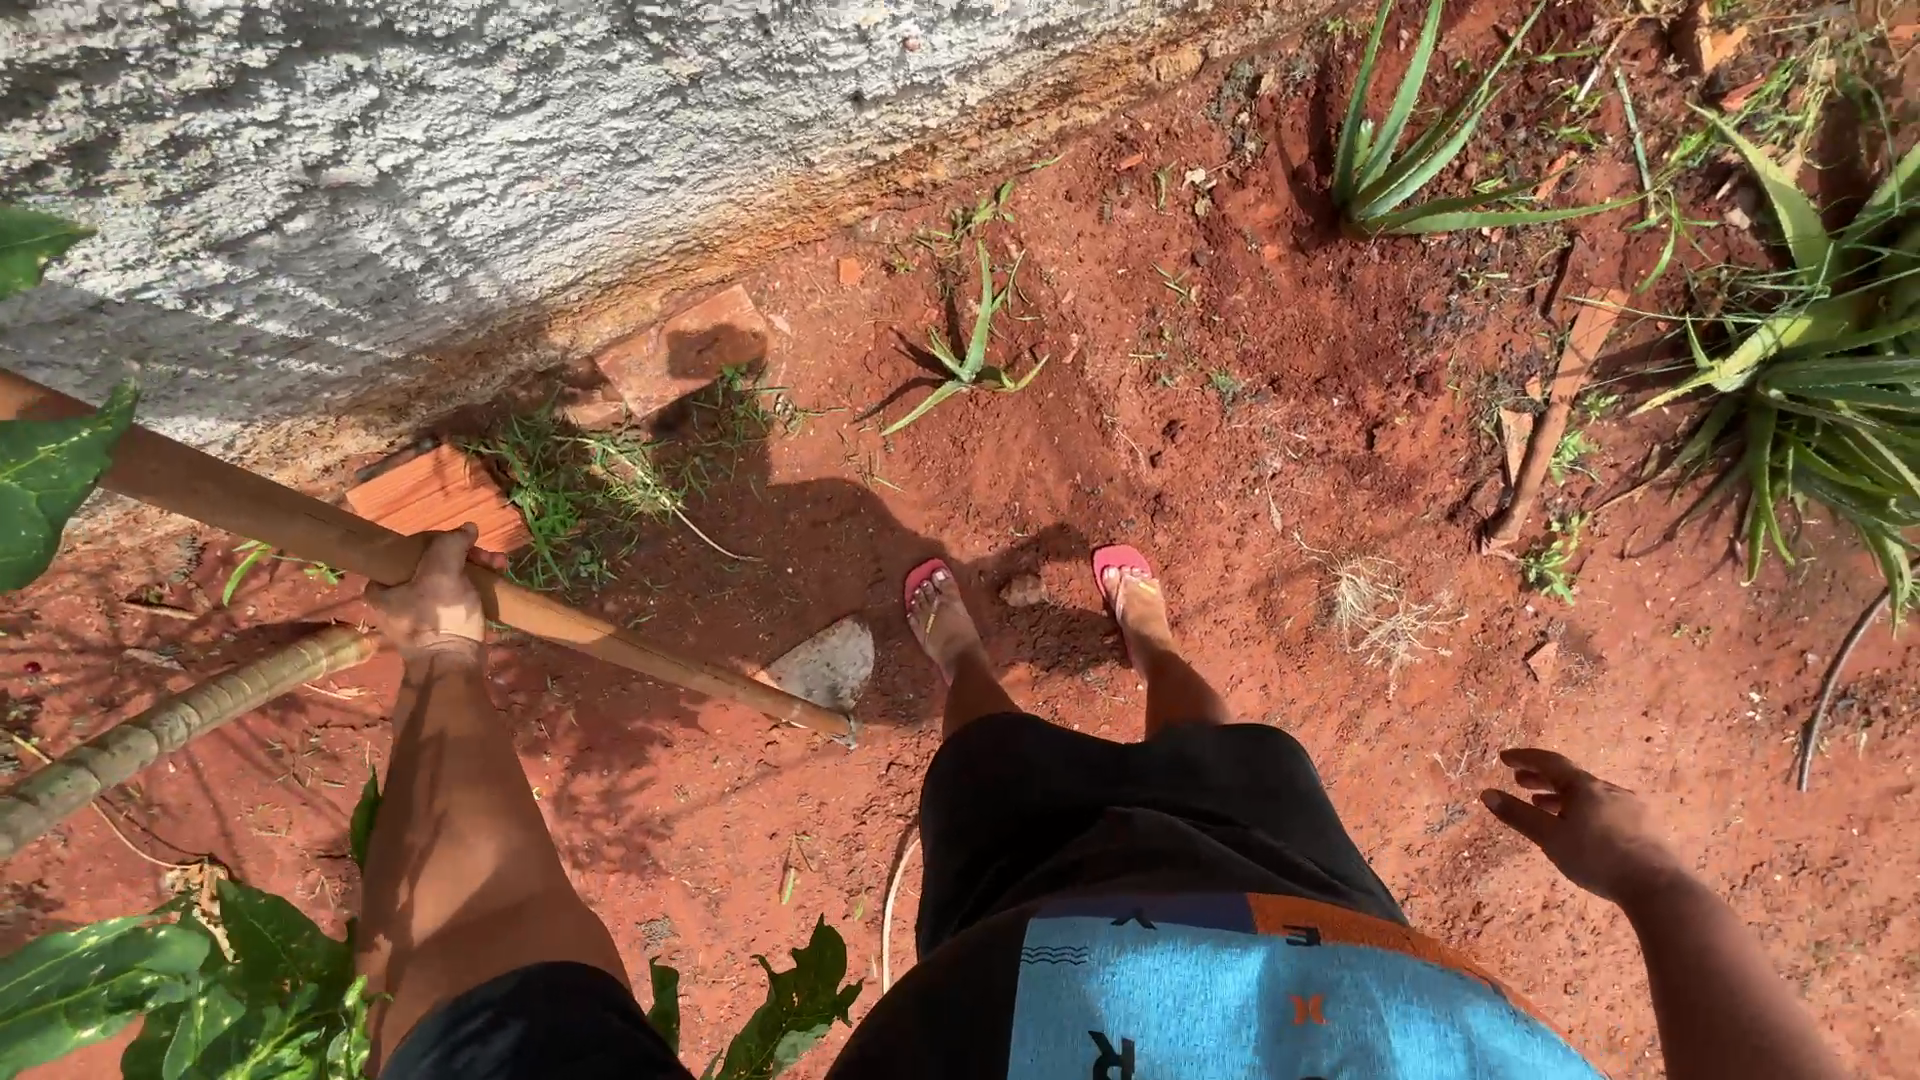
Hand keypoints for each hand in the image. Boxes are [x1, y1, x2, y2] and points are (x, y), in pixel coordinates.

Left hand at [364, 525, 502, 662]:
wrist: (452, 664)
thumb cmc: (441, 619)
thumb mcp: (443, 574)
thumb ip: (451, 545)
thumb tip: (467, 527)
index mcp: (382, 581)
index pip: (414, 547)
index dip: (446, 541)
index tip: (470, 545)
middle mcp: (395, 592)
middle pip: (435, 561)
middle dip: (468, 556)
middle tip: (491, 559)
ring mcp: (418, 608)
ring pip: (449, 576)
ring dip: (476, 568)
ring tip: (500, 568)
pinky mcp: (439, 621)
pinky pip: (456, 593)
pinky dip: (474, 585)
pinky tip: (493, 582)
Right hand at [1481, 748, 1690, 905]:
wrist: (1662, 890)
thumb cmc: (1597, 858)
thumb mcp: (1549, 837)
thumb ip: (1517, 815)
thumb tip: (1487, 794)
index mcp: (1585, 787)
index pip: (1550, 762)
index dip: (1525, 758)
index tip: (1505, 759)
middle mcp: (1609, 791)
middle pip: (1571, 777)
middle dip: (1542, 778)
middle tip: (1520, 782)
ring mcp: (1632, 809)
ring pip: (1590, 795)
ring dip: (1563, 796)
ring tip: (1545, 807)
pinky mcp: (1646, 829)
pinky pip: (1606, 809)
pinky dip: (1584, 810)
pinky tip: (1581, 828)